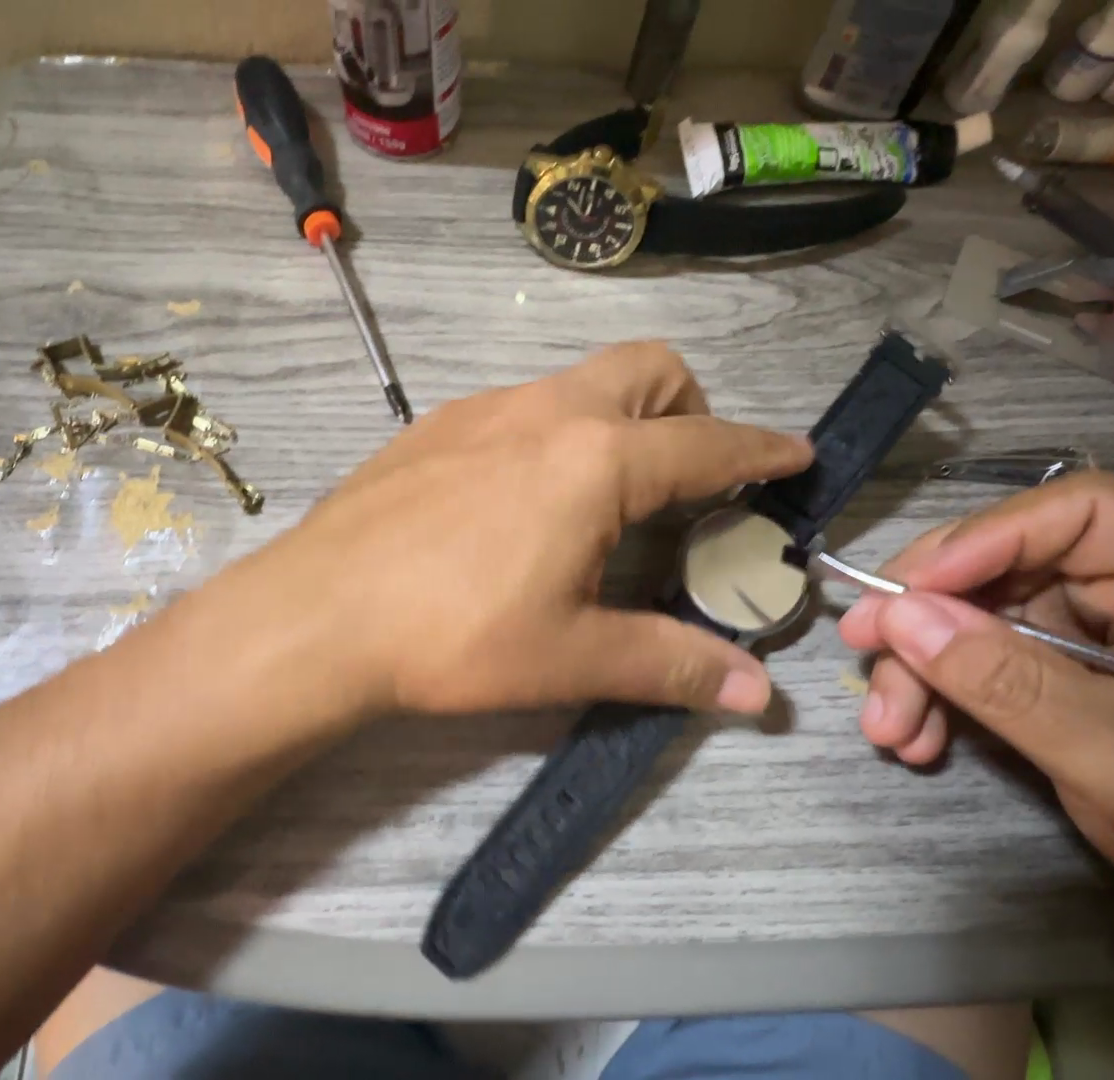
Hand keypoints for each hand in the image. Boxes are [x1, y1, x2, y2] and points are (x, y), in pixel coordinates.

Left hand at [197, 342, 813, 721]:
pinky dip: (554, 435)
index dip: (761, 452)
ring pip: (580, 383)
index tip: (796, 455)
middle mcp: (546, 411)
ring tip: (604, 498)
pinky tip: (521, 504)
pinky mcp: (436, 425)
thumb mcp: (571, 657)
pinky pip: (522, 407)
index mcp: (595, 460)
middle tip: (685, 482)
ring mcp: (483, 408)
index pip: (706, 445)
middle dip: (688, 411)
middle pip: (649, 370)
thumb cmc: (452, 636)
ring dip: (618, 421)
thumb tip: (758, 694)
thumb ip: (672, 665)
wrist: (317, 615)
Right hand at [836, 472, 1113, 902]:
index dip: (988, 538)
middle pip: (1002, 559)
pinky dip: (928, 690)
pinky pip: (966, 653)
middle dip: (926, 610)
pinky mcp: (1046, 660)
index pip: (1081, 514)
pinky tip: (913, 735)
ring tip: (889, 727)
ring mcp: (1082, 623)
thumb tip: (901, 619)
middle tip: (864, 648)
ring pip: (968, 608)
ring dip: (916, 663)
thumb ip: (1016, 689)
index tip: (909, 594)